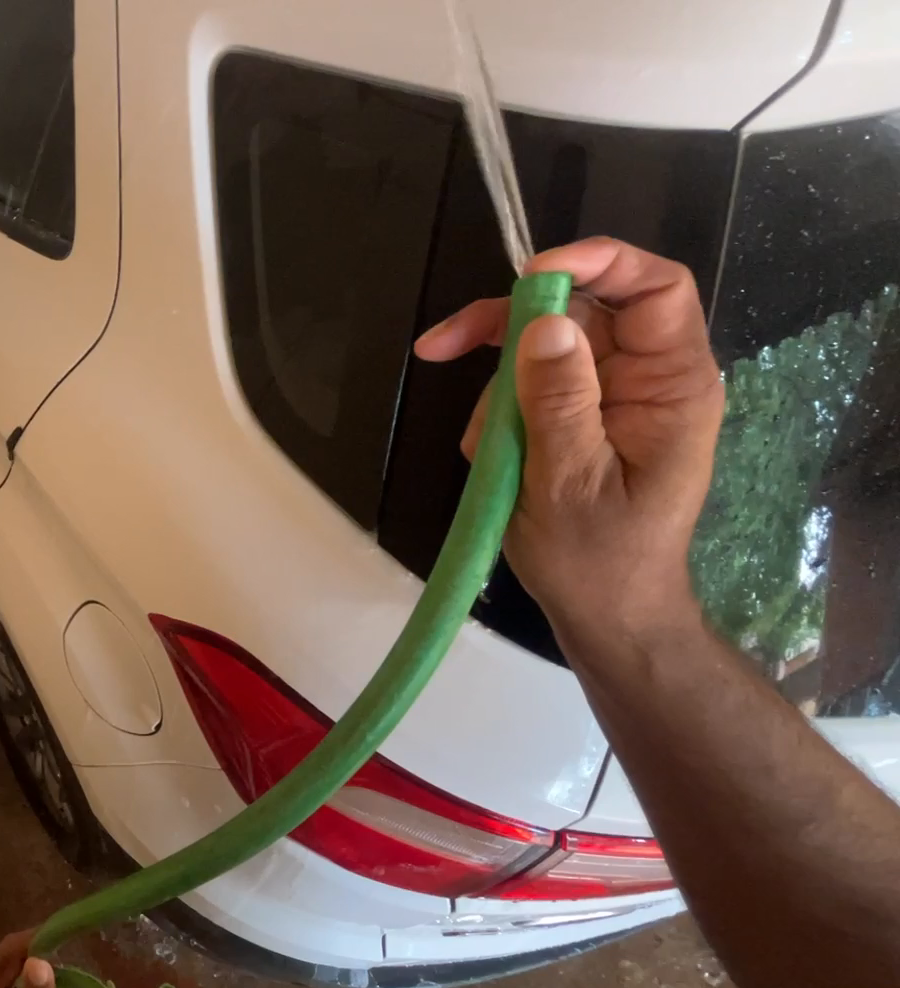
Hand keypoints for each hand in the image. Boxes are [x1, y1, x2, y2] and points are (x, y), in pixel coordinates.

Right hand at [412, 237, 724, 641]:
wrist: (598, 605)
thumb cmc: (597, 554)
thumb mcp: (571, 480)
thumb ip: (560, 403)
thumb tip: (544, 325)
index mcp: (669, 386)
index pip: (653, 290)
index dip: (597, 264)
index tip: (528, 275)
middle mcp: (638, 379)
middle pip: (572, 315)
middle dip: (503, 331)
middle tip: (437, 349)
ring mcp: (598, 398)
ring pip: (530, 357)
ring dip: (492, 399)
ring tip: (491, 459)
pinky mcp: (564, 419)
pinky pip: (514, 394)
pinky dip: (490, 424)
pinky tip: (494, 464)